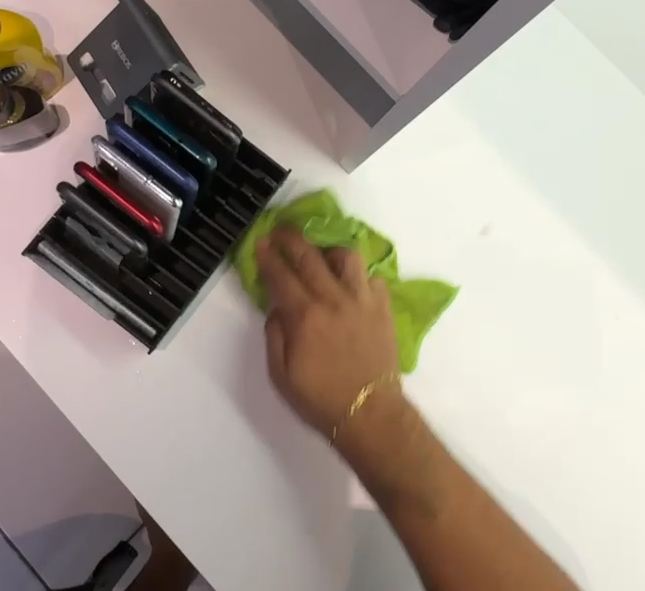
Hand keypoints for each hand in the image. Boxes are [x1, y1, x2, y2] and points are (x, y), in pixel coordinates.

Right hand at [256, 224, 401, 434]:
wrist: (369, 413)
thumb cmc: (320, 399)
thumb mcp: (281, 375)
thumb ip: (275, 335)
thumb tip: (277, 309)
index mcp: (306, 316)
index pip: (282, 276)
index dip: (269, 257)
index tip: (261, 242)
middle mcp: (334, 299)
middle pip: (310, 257)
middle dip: (292, 239)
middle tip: (280, 231)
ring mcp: (363, 300)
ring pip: (347, 258)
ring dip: (329, 252)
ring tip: (321, 256)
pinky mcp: (383, 308)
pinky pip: (372, 278)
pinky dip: (359, 276)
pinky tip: (351, 284)